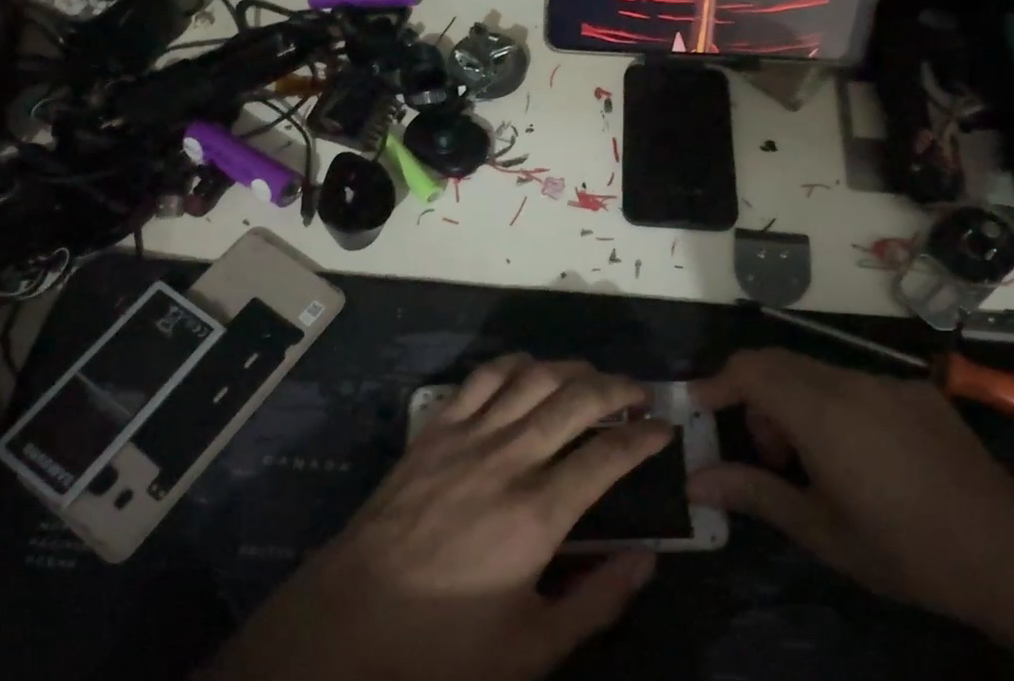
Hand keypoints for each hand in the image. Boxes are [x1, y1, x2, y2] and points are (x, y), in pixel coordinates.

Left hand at [205, 355, 672, 680]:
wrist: (347, 622)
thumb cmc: (442, 644)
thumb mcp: (530, 648)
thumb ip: (597, 603)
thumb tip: (648, 560)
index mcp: (539, 514)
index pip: (610, 455)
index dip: (646, 437)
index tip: (666, 431)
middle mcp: (509, 459)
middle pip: (577, 399)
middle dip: (619, 388)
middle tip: (640, 395)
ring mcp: (468, 438)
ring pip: (533, 378)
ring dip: (572, 369)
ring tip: (593, 379)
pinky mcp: (434, 431)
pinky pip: (481, 379)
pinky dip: (514, 365)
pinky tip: (529, 371)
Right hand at [689, 349, 1013, 659]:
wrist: (1011, 555)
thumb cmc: (904, 550)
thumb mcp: (820, 530)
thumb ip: (753, 493)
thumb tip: (696, 480)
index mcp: (824, 413)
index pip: (751, 368)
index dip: (717, 382)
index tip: (698, 410)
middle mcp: (855, 382)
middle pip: (781, 365)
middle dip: (757, 400)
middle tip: (768, 458)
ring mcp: (892, 384)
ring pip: (819, 373)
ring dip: (796, 404)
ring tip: (813, 464)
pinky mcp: (920, 393)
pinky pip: (857, 384)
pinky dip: (834, 406)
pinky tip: (859, 457)